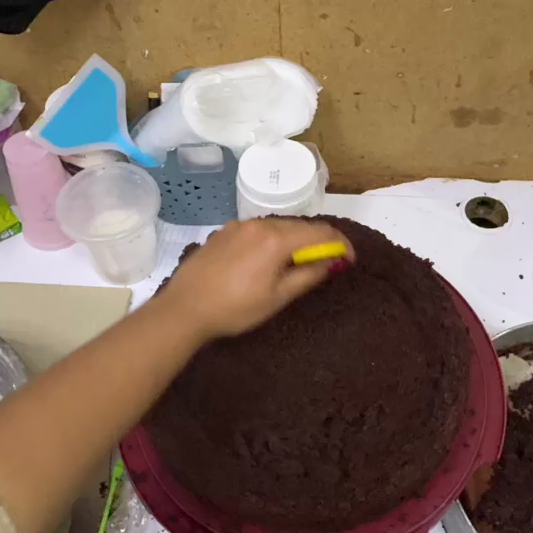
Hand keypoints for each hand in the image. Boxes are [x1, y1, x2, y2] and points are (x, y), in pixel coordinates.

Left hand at [149, 217, 352, 339]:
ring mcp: (238, 226)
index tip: (348, 260)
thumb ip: (309, 275)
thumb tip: (332, 260)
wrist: (184, 308)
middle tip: (325, 265)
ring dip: (293, 241)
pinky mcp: (223, 232)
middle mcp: (259, 224)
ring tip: (295, 266)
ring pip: (278, 227)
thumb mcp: (278, 297)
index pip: (321, 231)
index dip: (340, 244)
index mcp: (276, 238)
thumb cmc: (234, 308)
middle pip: (300, 226)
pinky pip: (257, 231)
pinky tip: (265, 262)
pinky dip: (271, 241)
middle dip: (318, 243)